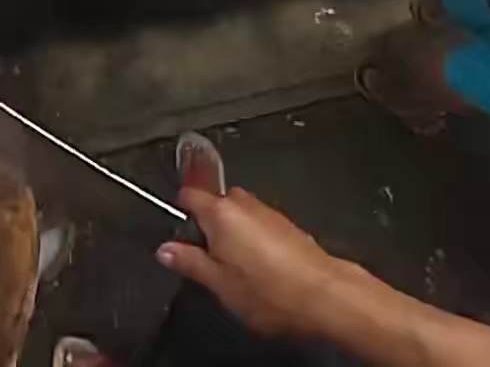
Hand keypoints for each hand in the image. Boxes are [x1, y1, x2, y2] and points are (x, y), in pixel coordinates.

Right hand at [155, 187, 352, 339]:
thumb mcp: (219, 283)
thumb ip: (189, 262)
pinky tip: (261, 268)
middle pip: (213, 203)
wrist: (324, 294)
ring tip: (238, 268)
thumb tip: (165, 251)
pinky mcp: (283, 222)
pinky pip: (257, 223)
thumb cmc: (270, 291)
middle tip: (210, 259)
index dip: (180, 211)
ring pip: (236, 214)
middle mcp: (240, 202)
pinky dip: (253, 239)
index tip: (180, 231)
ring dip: (232, 233)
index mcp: (218, 211)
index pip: (188, 194)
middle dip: (208, 226)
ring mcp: (264, 210)